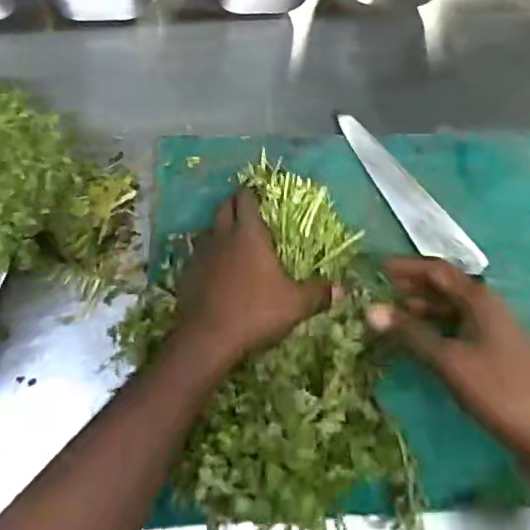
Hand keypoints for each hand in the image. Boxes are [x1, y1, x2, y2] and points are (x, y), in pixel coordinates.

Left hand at [172, 188, 332, 370]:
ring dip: (219, 229)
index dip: (251, 193)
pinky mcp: (188, 270)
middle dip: (234, 205)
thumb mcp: (295, 305)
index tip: (258, 195)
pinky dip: (208, 255)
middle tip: (247, 212)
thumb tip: (341, 288)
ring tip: (232, 241)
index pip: (245, 198)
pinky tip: (215, 269)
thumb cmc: (256, 311)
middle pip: (224, 207)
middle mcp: (222, 234)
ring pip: (209, 229)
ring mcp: (201, 251)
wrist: (209, 335)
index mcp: (248, 233)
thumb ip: (318, 293)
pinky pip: (198, 253)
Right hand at [366, 257, 529, 465]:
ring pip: (452, 314)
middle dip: (411, 291)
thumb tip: (369, 309)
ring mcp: (497, 336)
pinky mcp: (500, 361)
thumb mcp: (449, 361)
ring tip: (392, 324)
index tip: (376, 268)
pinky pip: (460, 335)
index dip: (406, 267)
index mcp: (481, 300)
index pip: (437, 270)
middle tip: (378, 298)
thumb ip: (410, 333)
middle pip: (445, 290)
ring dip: (422, 315)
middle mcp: (490, 310)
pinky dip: (436, 335)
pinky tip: (420, 349)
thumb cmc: (501, 393)